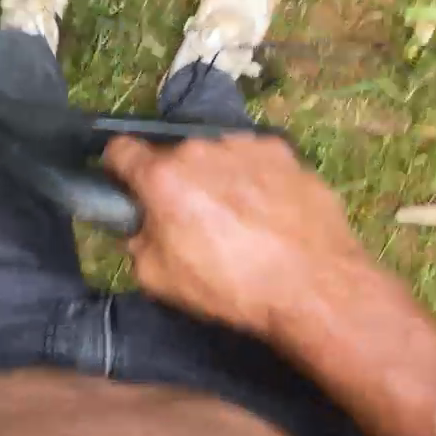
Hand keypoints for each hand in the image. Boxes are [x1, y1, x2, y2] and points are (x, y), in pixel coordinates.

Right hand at [103, 135, 377, 337]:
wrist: (317, 290)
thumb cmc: (230, 288)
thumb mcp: (158, 279)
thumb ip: (136, 242)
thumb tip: (142, 227)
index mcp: (162, 176)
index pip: (119, 149)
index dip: (118, 169)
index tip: (129, 187)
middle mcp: (198, 149)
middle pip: (171, 156)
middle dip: (173, 180)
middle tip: (190, 217)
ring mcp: (243, 146)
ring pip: (213, 155)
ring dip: (214, 176)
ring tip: (238, 216)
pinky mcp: (283, 152)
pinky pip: (253, 159)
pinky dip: (253, 177)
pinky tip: (269, 210)